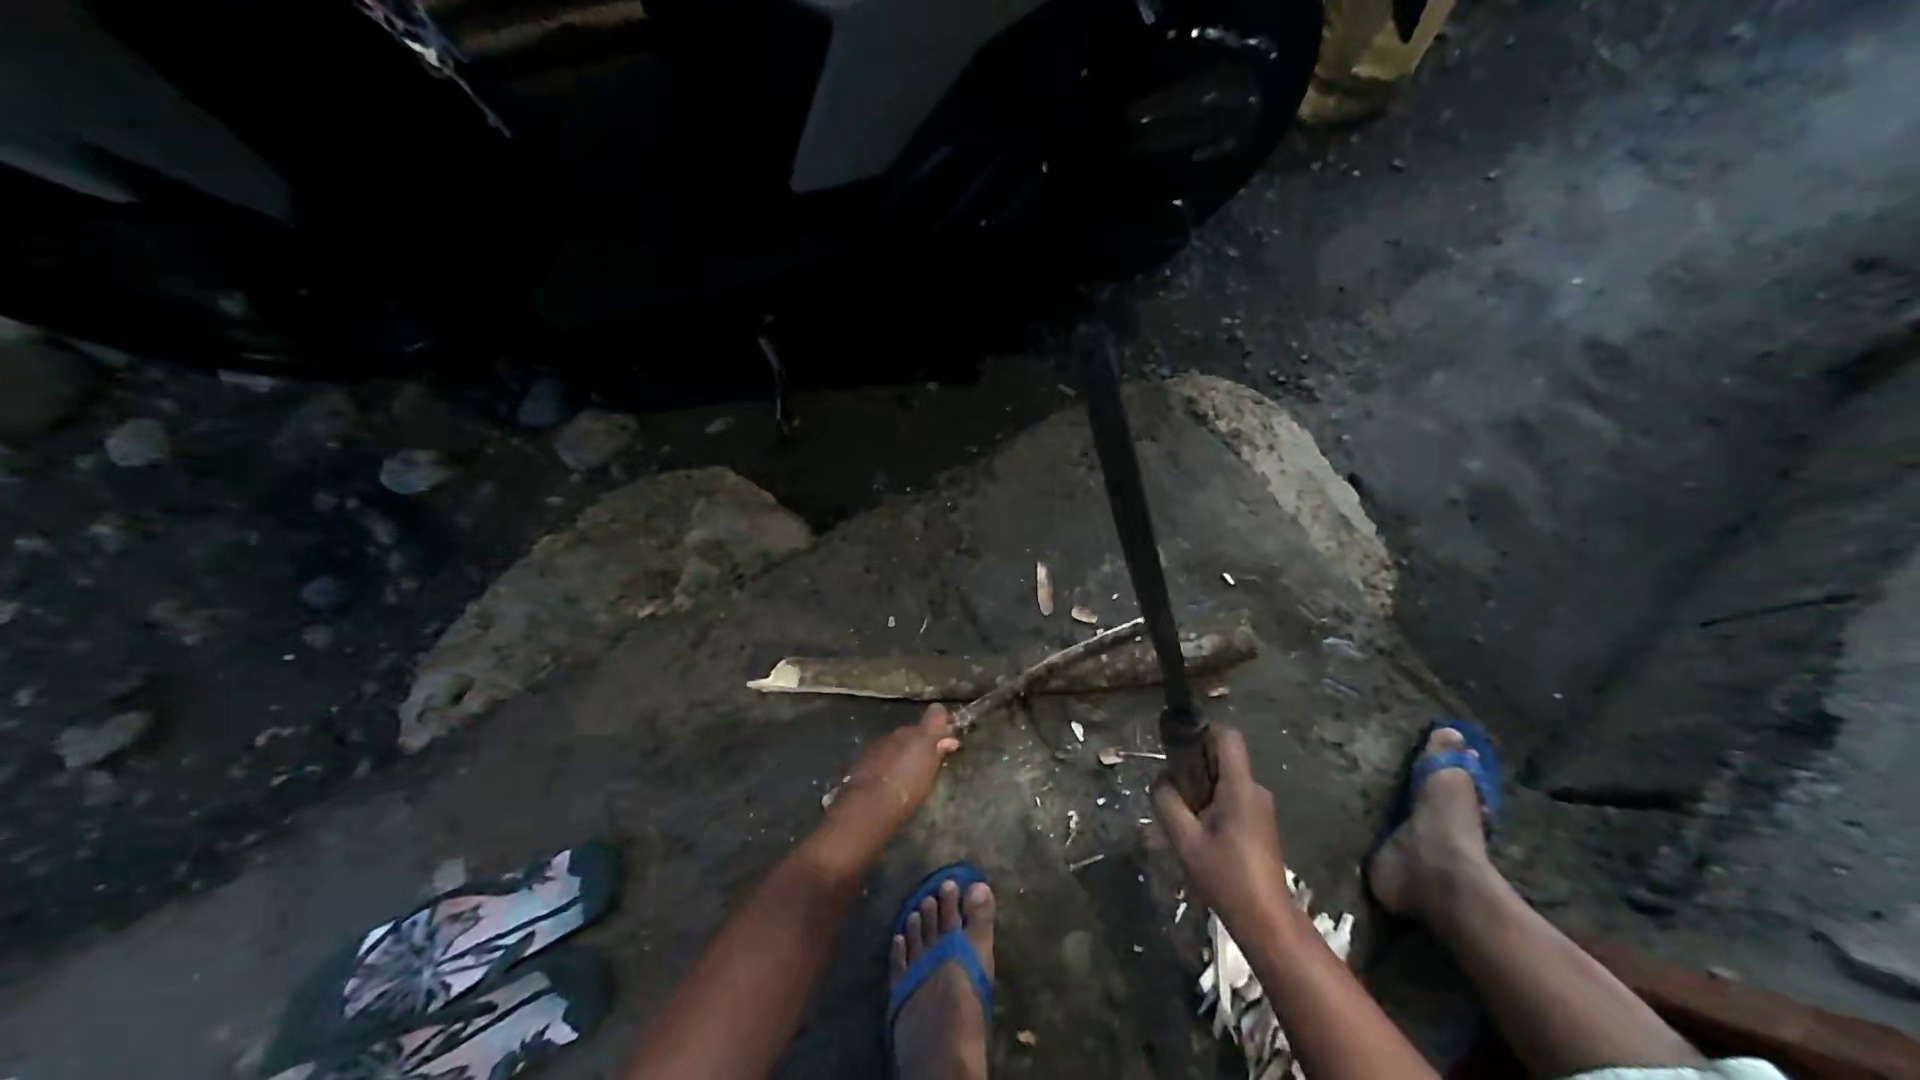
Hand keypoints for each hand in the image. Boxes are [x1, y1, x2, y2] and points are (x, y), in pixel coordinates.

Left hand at [832, 706, 961, 830]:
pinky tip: (888, 774)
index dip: (941, 720)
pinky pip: (883, 750)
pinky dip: (888, 758)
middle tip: (925, 759)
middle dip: (920, 741)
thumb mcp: (930, 774)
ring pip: (898, 740)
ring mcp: (882, 740)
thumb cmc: (908, 790)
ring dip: (903, 750)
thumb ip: (938, 753)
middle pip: (915, 730)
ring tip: (905, 770)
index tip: (945, 733)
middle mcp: (901, 732)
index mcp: (921, 734)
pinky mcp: (866, 753)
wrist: (870, 802)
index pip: (936, 714)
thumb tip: (949, 740)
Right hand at [1153, 727, 1292, 932]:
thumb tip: (1161, 779)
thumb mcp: (1184, 839)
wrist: (1265, 919)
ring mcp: (1261, 807)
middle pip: (1222, 758)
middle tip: (1173, 792)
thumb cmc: (1225, 876)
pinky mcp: (1260, 823)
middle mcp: (1255, 789)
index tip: (1178, 752)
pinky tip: (1200, 833)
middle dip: (1194, 766)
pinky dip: (1213, 804)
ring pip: (1226, 779)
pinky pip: (1233, 797)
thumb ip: (1167, 801)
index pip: (1227, 736)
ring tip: (1184, 818)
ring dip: (1202, 788)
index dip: (1202, 733)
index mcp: (1240, 786)